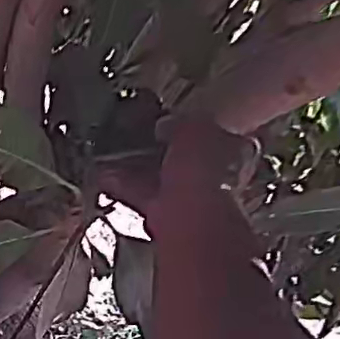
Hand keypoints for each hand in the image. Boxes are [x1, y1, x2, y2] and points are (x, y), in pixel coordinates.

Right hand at [97, 115, 254, 218]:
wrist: (189, 217)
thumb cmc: (203, 171)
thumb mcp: (194, 131)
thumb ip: (180, 123)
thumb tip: (166, 121)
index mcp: (234, 148)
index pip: (210, 131)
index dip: (185, 127)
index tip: (162, 124)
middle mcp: (215, 173)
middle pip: (180, 157)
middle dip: (153, 151)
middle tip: (130, 143)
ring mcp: (189, 195)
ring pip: (157, 177)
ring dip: (134, 170)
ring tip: (109, 162)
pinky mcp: (164, 214)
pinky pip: (142, 195)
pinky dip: (124, 188)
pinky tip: (105, 180)